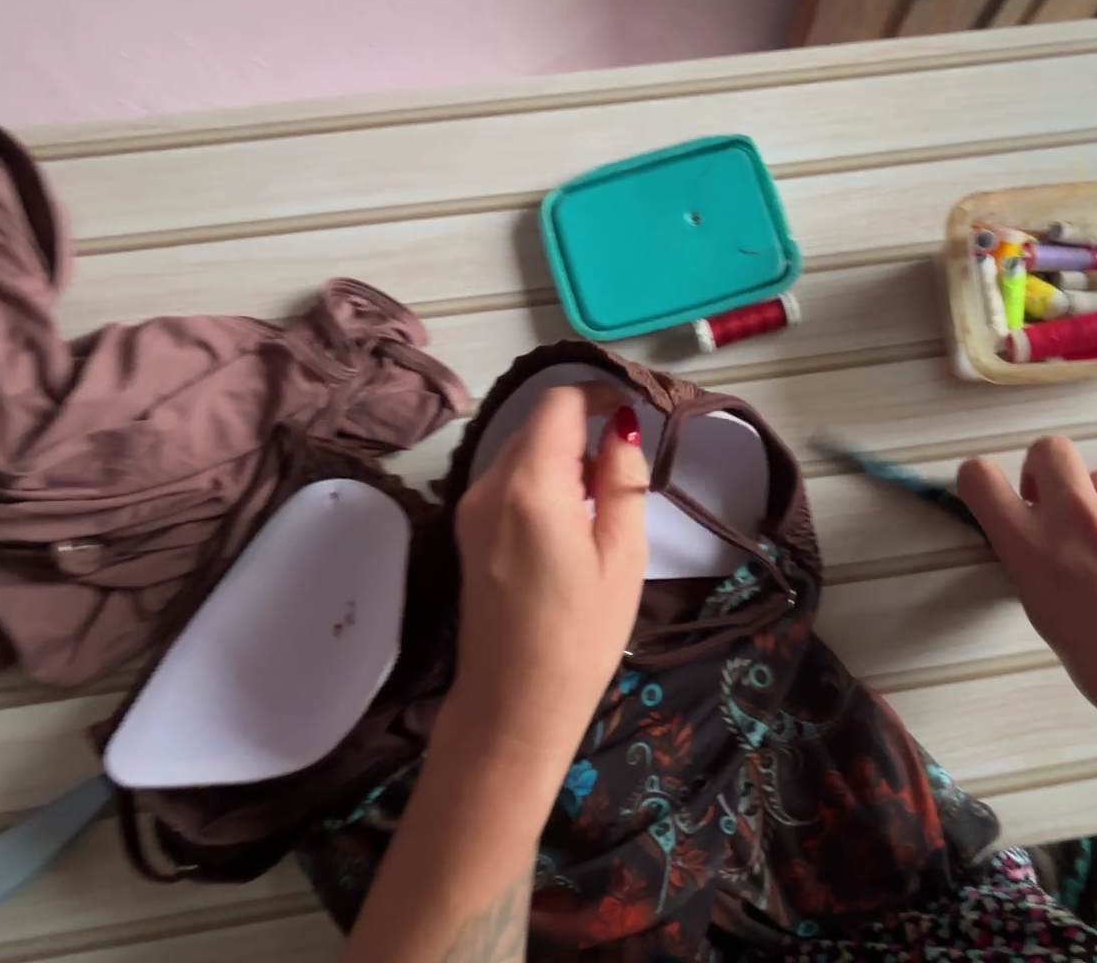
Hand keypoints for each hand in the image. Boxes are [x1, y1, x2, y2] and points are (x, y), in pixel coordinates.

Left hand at [451, 384, 648, 752]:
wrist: (513, 704)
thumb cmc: (581, 635)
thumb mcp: (622, 555)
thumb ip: (621, 478)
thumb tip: (620, 426)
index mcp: (530, 487)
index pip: (557, 403)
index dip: (597, 393)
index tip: (630, 410)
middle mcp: (488, 485)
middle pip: (537, 424)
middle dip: (582, 426)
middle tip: (624, 464)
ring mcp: (470, 507)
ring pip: (521, 449)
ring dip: (562, 454)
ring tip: (600, 500)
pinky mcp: (466, 528)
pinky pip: (507, 479)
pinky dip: (542, 478)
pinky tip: (568, 520)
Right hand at [956, 437, 1096, 804]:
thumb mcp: (1048, 620)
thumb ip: (1034, 568)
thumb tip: (1034, 550)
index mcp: (1034, 546)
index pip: (980, 478)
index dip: (976, 483)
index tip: (987, 501)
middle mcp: (1077, 517)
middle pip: (1048, 449)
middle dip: (1040, 470)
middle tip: (1045, 509)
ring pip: (1096, 478)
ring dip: (1086, 500)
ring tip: (1096, 549)